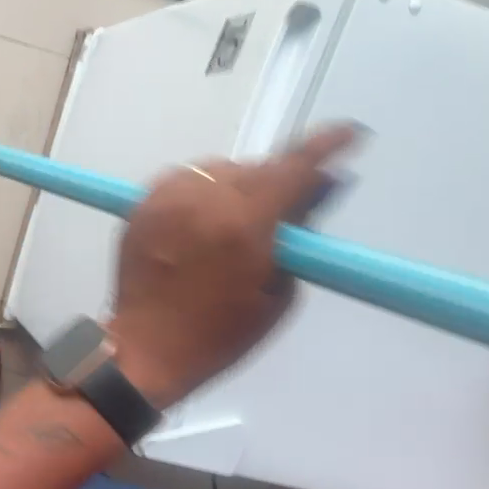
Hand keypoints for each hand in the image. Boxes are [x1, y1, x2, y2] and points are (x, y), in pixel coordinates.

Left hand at [107, 127, 356, 408]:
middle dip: (275, 183)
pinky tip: (200, 222)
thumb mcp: (276, 297)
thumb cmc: (215, 337)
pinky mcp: (140, 207)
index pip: (294, 168)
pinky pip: (182, 181)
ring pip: (216, 170)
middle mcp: (202, 201)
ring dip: (234, 187)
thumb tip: (314, 193)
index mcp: (242, 225)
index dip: (327, 146)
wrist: (144, 352)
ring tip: (232, 223)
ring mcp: (165, 201)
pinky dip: (198, 194)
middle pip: (255, 168)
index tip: (348, 136)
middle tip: (277, 213)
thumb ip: (297, 240)